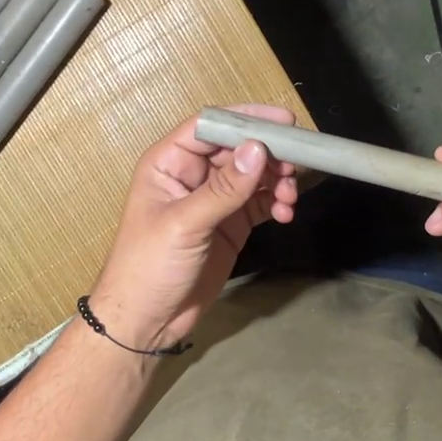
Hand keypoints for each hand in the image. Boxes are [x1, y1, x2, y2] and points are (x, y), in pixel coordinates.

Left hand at [88, 105, 300, 351]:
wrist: (145, 321)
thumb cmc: (148, 267)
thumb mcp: (184, 225)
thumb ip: (223, 189)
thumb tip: (258, 149)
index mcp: (169, 163)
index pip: (210, 126)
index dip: (246, 119)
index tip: (284, 122)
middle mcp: (192, 175)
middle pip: (238, 147)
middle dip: (269, 153)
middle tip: (296, 166)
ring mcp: (213, 200)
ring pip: (253, 174)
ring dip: (276, 180)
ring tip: (289, 196)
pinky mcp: (229, 224)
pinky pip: (259, 202)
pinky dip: (275, 203)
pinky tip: (285, 213)